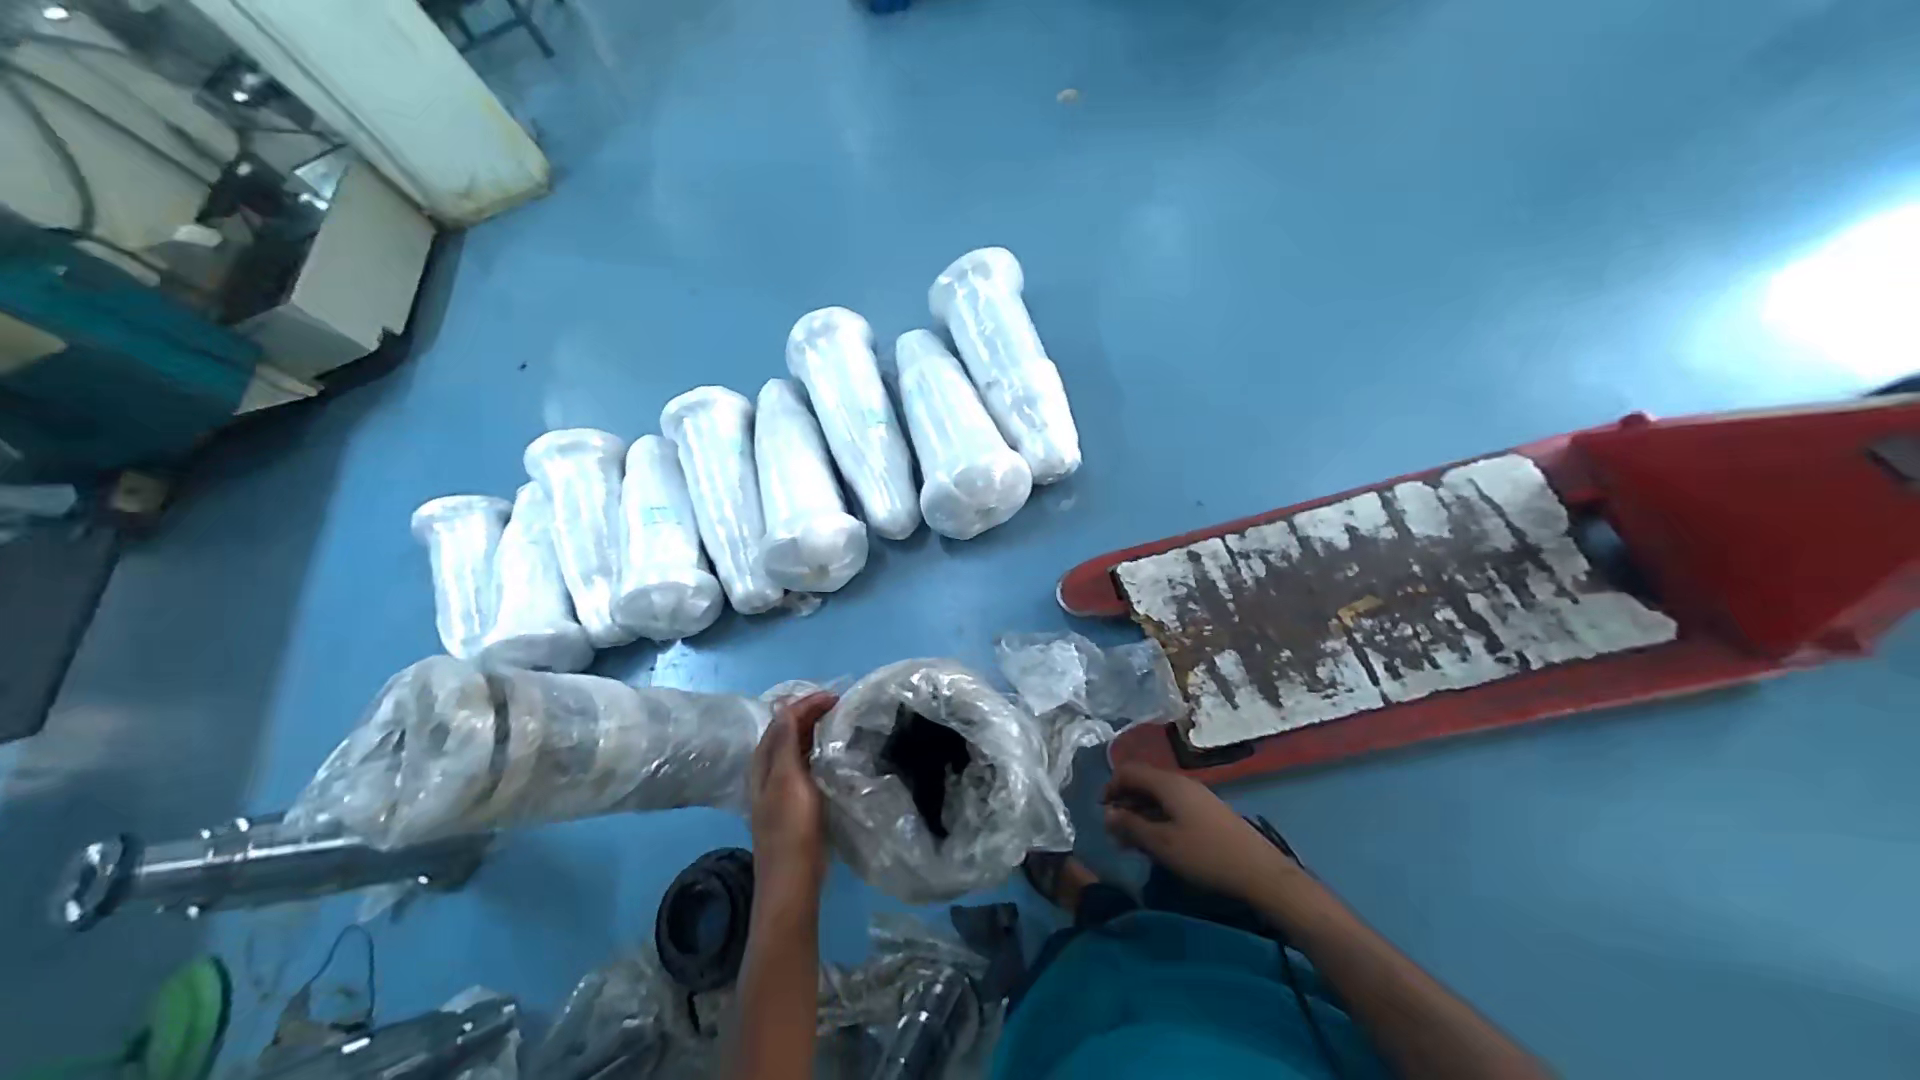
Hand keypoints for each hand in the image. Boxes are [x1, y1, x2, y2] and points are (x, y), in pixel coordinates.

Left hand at [750, 691, 835, 903]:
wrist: (792, 878)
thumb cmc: (791, 826)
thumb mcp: (788, 778)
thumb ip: (786, 742)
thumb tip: (784, 706)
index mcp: (764, 761)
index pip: (783, 720)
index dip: (807, 704)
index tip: (836, 696)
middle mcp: (768, 770)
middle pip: (787, 731)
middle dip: (810, 713)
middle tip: (839, 704)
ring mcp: (780, 786)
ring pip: (796, 747)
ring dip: (814, 731)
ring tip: (838, 721)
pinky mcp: (793, 801)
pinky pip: (804, 763)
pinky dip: (817, 751)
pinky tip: (831, 754)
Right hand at [1103, 763, 1299, 901]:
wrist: (1260, 872)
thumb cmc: (1205, 855)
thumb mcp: (1161, 843)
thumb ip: (1130, 825)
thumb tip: (1107, 813)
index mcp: (1168, 783)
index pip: (1128, 770)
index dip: (1110, 787)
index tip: (1102, 813)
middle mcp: (1181, 782)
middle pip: (1143, 781)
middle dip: (1124, 802)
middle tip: (1115, 832)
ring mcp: (1197, 796)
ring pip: (1157, 795)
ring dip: (1140, 813)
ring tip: (1132, 842)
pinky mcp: (1207, 811)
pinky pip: (1172, 806)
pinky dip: (1157, 818)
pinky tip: (1158, 842)